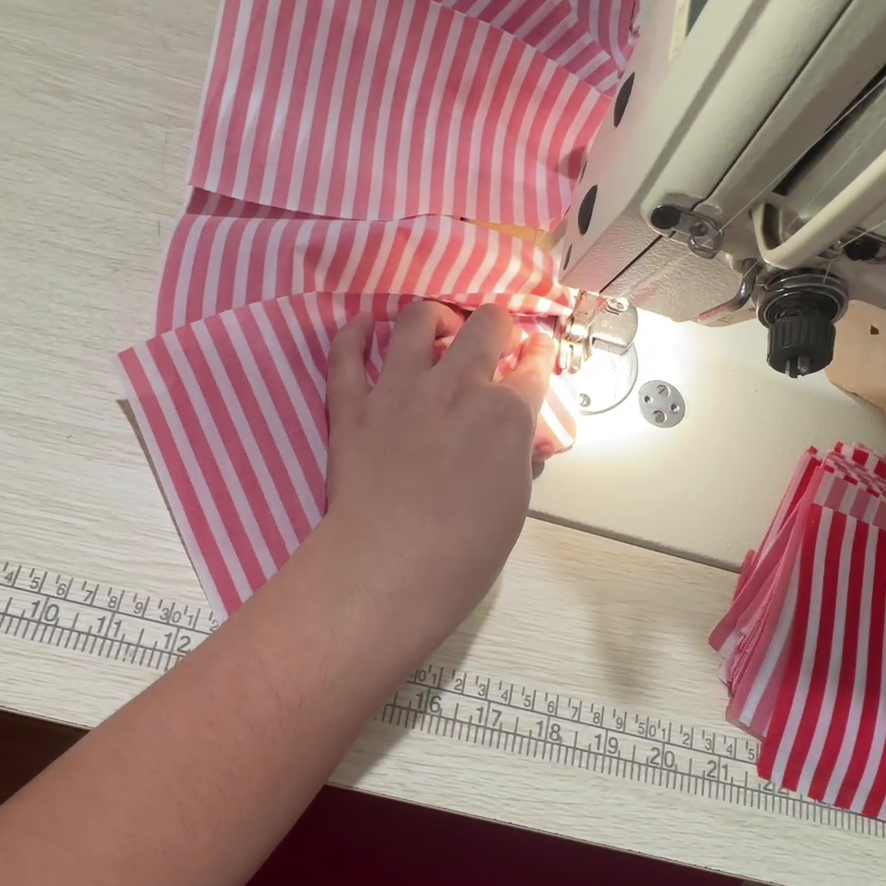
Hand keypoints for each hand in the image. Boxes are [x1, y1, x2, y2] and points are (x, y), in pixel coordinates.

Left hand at [308, 301, 554, 652]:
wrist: (390, 567)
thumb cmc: (463, 553)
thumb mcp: (513, 505)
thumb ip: (514, 458)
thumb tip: (514, 441)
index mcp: (506, 414)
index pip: (534, 368)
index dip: (539, 356)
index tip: (535, 354)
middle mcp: (456, 388)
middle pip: (485, 326)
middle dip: (496, 325)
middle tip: (491, 338)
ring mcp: (399, 392)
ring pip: (417, 322)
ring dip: (432, 317)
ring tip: (435, 328)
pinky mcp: (351, 406)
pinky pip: (346, 356)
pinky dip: (353, 335)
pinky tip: (362, 328)